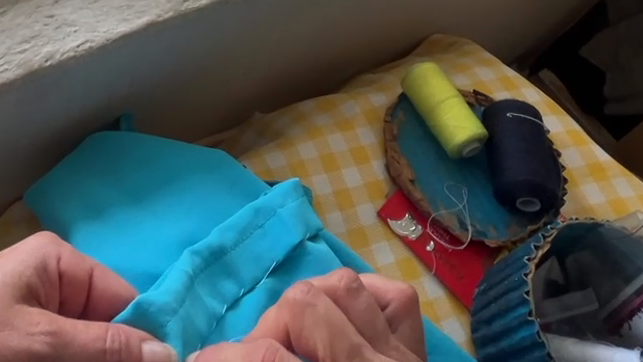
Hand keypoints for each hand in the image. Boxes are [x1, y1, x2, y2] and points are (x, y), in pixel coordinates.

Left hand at [0, 232, 174, 361]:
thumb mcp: (37, 345)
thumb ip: (103, 347)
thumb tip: (169, 353)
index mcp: (57, 260)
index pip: (125, 297)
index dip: (145, 339)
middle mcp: (48, 281)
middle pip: (104, 328)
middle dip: (114, 357)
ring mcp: (29, 317)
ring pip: (81, 350)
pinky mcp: (13, 346)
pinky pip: (56, 356)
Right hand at [190, 270, 423, 361]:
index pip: (269, 359)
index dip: (224, 358)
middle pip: (304, 306)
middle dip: (267, 328)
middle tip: (255, 357)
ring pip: (345, 287)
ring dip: (311, 304)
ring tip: (295, 338)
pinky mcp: (418, 357)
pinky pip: (394, 299)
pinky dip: (366, 299)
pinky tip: (344, 322)